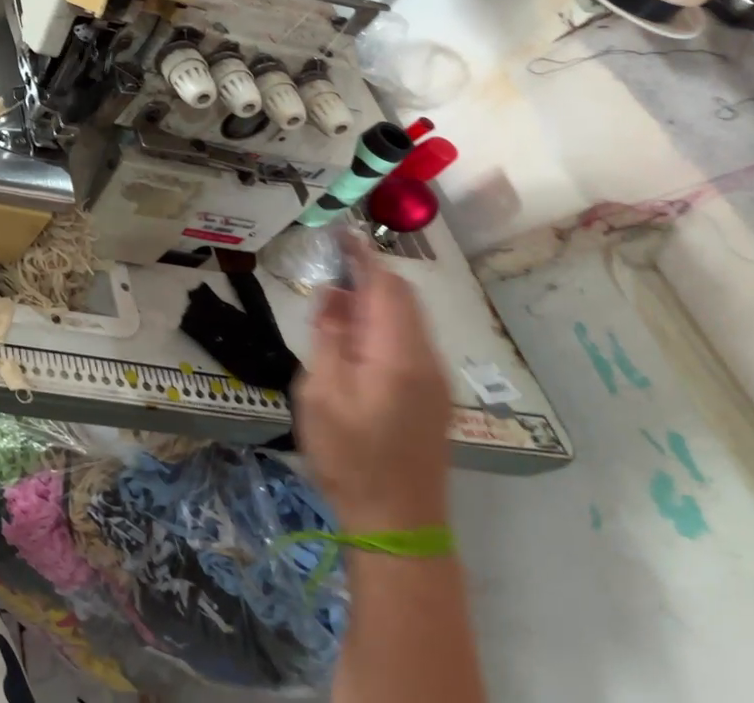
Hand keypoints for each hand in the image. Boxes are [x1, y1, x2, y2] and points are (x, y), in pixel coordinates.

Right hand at [293, 231, 453, 533]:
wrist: (397, 520)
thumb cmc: (349, 455)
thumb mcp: (320, 393)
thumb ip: (327, 338)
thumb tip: (332, 296)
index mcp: (399, 354)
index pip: (387, 288)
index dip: (363, 256)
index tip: (339, 232)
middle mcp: (426, 360)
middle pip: (403, 301)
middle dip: (367, 278)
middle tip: (326, 270)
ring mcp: (433, 382)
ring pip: (406, 323)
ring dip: (371, 305)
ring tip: (330, 307)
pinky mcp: (429, 399)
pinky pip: (406, 346)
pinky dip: (378, 329)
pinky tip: (349, 344)